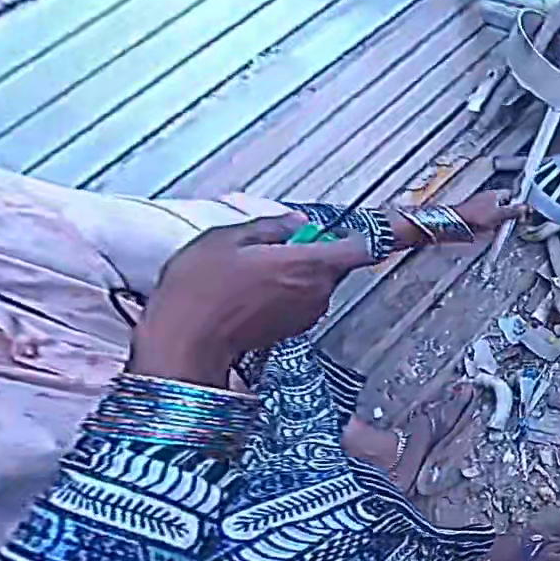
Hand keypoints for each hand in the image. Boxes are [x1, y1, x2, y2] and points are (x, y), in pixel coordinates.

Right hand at [128, 214, 373, 386]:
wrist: (191, 338)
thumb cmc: (202, 287)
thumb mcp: (226, 239)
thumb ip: (271, 227)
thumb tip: (298, 222)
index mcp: (311, 264)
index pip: (362, 248)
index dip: (368, 236)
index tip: (368, 229)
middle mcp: (322, 289)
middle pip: (336, 263)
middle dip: (315, 250)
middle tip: (277, 244)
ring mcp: (314, 309)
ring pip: (319, 280)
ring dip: (299, 271)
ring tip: (254, 270)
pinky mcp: (301, 324)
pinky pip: (306, 298)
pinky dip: (290, 289)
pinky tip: (255, 290)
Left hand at [450, 189, 529, 234]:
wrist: (460, 225)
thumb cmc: (476, 216)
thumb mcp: (499, 214)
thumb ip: (513, 211)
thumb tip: (525, 207)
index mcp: (494, 194)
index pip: (511, 195)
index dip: (519, 203)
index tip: (525, 211)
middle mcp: (489, 199)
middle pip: (507, 205)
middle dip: (514, 213)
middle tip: (519, 221)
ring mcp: (485, 208)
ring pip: (502, 213)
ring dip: (506, 221)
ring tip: (508, 226)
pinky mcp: (482, 218)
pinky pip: (495, 220)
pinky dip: (499, 225)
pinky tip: (499, 230)